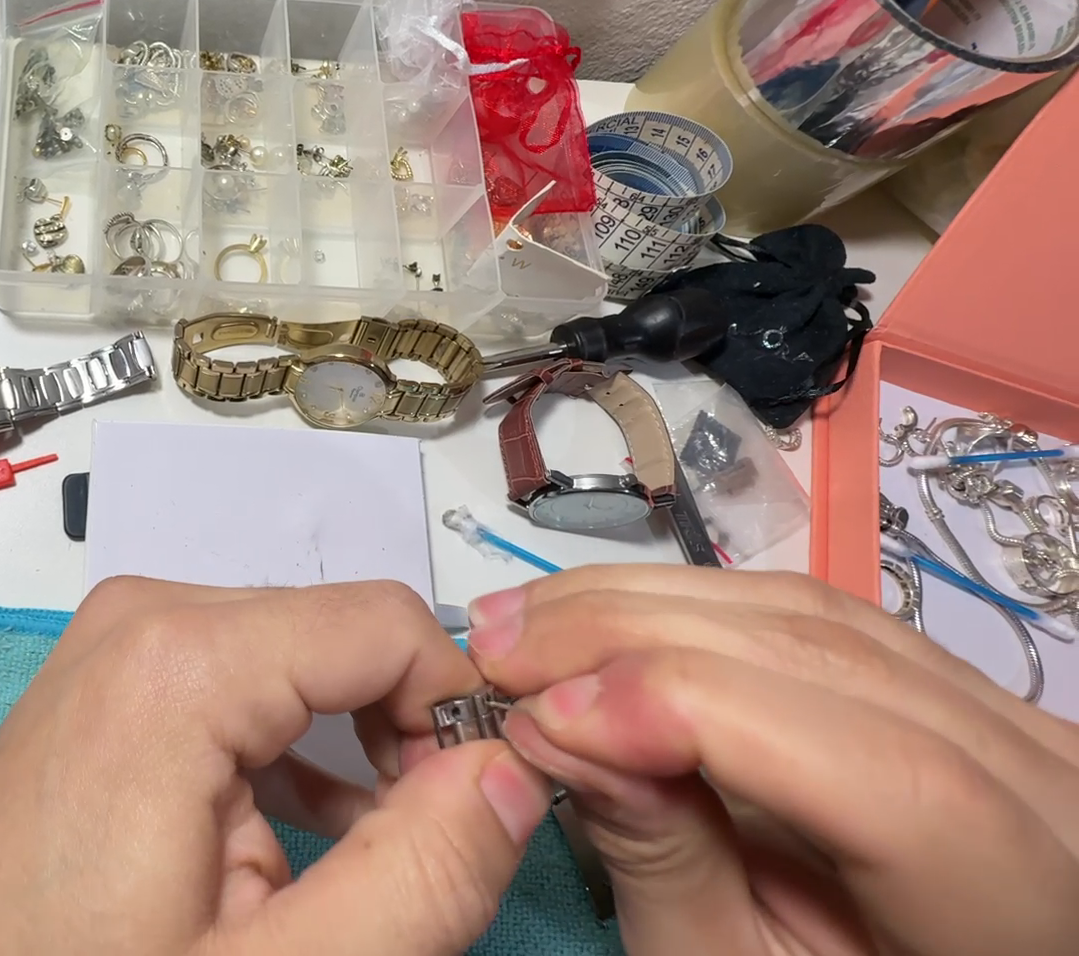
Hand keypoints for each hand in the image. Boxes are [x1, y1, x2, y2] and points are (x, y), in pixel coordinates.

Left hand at [0, 578, 551, 954]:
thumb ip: (419, 875)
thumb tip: (509, 772)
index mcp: (181, 656)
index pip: (381, 621)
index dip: (453, 708)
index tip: (474, 808)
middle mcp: (143, 612)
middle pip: (331, 631)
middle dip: (395, 728)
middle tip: (413, 844)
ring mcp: (115, 633)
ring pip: (288, 653)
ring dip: (342, 740)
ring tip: (356, 850)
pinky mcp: (107, 665)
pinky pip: (229, 672)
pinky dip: (281, 737)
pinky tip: (292, 822)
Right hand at [464, 565, 1078, 954]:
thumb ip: (656, 857)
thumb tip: (548, 729)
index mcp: (1042, 914)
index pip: (891, 780)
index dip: (697, 717)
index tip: (539, 717)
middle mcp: (1060, 789)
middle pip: (819, 657)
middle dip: (620, 634)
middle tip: (491, 650)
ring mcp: (999, 713)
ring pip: (791, 609)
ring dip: (623, 602)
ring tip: (514, 623)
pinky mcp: (929, 673)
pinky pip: (787, 606)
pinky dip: (663, 599)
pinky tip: (581, 612)